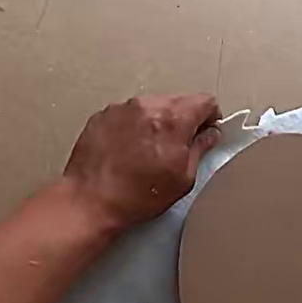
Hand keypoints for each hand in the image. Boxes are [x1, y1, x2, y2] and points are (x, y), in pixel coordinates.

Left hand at [61, 94, 222, 232]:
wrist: (92, 200)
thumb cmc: (135, 195)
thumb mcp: (182, 178)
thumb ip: (199, 149)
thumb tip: (208, 136)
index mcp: (173, 119)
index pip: (204, 102)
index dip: (210, 117)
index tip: (206, 130)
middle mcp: (147, 106)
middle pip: (177, 101)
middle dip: (182, 121)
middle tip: (177, 147)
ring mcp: (122, 108)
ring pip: (151, 106)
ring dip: (156, 123)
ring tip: (149, 153)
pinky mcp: (103, 116)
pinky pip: (128, 114)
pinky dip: (133, 127)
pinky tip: (129, 151)